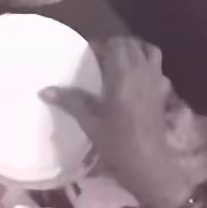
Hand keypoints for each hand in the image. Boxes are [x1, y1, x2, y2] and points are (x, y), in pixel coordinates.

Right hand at [42, 37, 206, 207]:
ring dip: (133, 49)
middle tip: (97, 55)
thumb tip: (44, 90)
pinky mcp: (163, 91)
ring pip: (148, 51)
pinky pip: (156, 66)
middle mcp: (142, 71)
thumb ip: (70, 101)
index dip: (100, 45)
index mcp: (123, 75)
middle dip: (115, 45)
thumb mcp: (89, 122)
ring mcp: (156, 80)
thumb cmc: (116, 142)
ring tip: (117, 58)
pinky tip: (134, 76)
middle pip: (131, 45)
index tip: (86, 51)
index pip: (114, 46)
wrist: (148, 162)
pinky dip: (145, 62)